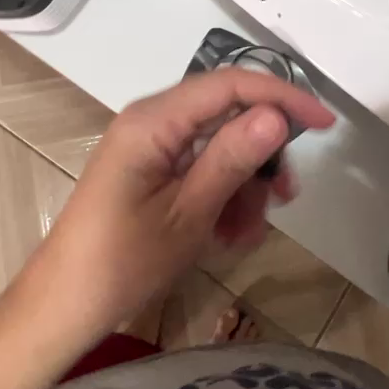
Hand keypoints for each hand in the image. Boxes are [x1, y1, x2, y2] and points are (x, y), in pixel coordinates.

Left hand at [16, 68, 334, 348]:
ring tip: (241, 236)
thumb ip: (231, 160)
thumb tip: (275, 115)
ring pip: (220, 145)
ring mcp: (151, 145)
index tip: (323, 124)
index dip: (281, 97)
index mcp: (154, 120)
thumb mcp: (188, 214)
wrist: (65, 304)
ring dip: (243, 186)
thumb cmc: (122, 262)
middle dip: (260, 157)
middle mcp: (152, 120)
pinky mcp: (152, 168)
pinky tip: (225, 235)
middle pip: (228, 114)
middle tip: (281, 201)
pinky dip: (222, 196)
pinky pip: (201, 167)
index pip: (230, 84)